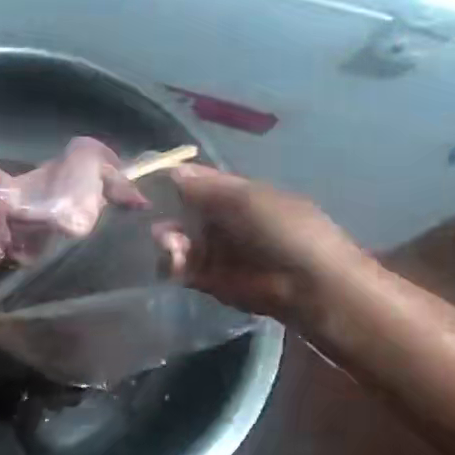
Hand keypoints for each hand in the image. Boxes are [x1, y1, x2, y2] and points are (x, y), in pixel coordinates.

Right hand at [157, 164, 375, 325]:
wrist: (306, 283)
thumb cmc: (285, 231)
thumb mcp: (248, 199)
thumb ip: (207, 187)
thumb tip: (171, 171)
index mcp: (239, 197)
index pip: (200, 184)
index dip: (176, 180)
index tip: (147, 179)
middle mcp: (223, 221)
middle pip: (181, 212)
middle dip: (166, 213)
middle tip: (154, 217)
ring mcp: (213, 251)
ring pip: (175, 240)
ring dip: (168, 239)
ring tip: (172, 245)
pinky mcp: (205, 279)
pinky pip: (177, 267)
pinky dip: (171, 263)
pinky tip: (176, 261)